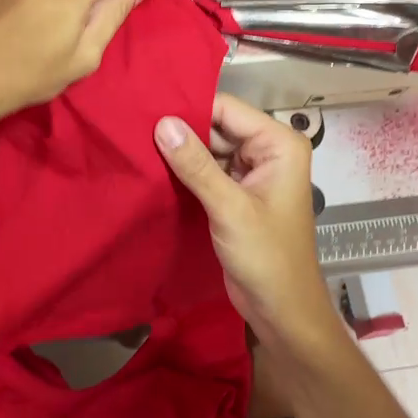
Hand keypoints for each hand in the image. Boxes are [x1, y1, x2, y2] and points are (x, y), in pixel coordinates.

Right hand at [155, 94, 342, 351]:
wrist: (281, 308)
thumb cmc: (266, 256)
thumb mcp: (228, 208)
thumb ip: (195, 165)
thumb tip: (162, 123)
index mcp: (280, 144)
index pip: (228, 110)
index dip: (190, 108)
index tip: (148, 109)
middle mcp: (269, 151)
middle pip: (218, 126)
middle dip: (183, 129)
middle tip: (136, 127)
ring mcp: (253, 172)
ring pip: (210, 148)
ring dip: (181, 151)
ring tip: (138, 143)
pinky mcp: (237, 193)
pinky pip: (209, 170)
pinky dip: (186, 171)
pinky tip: (155, 167)